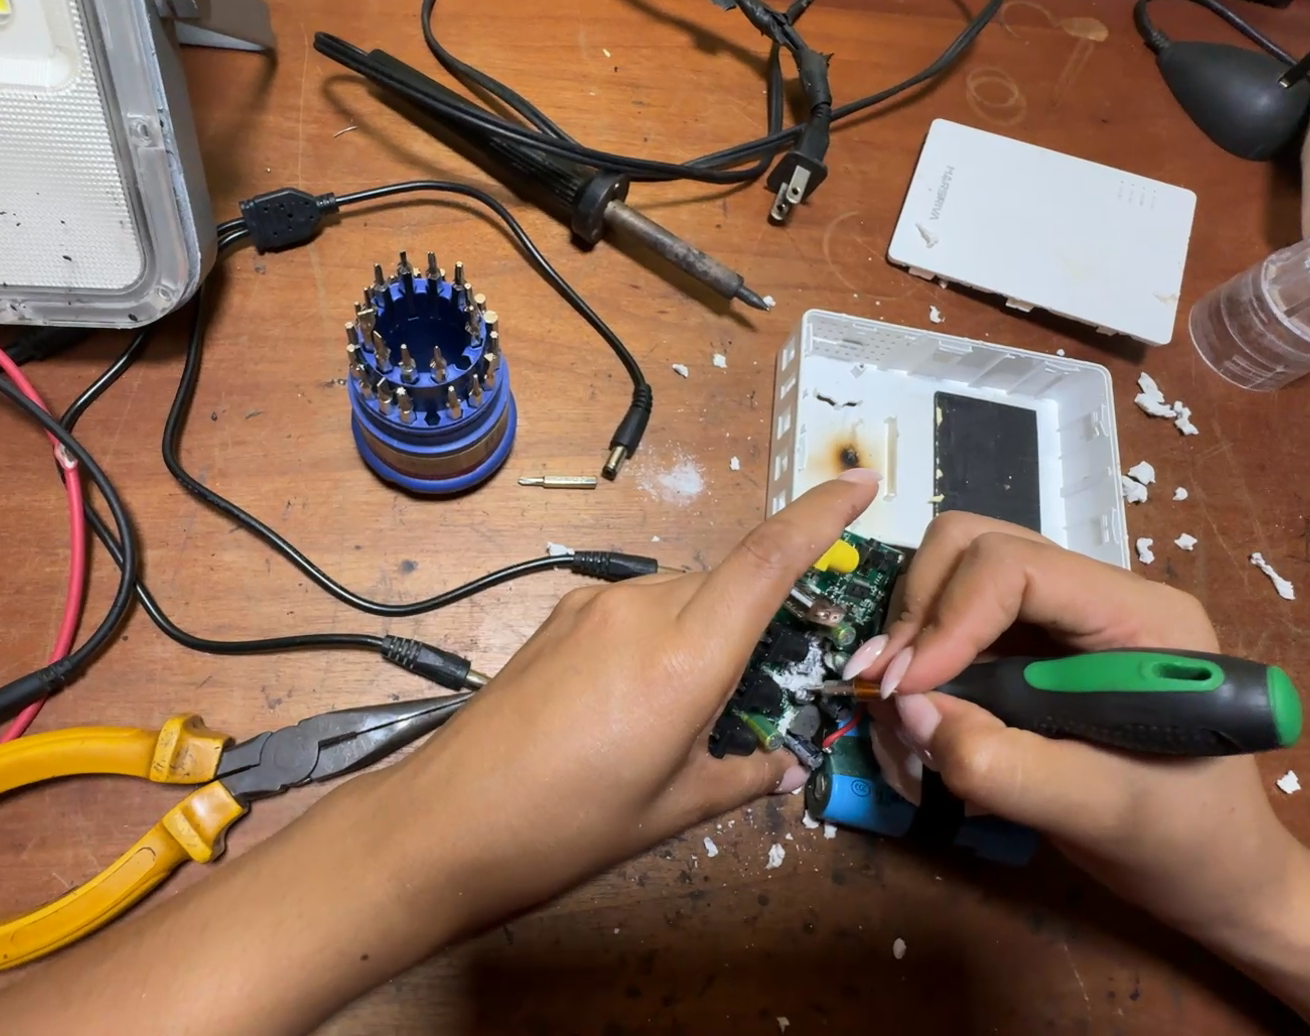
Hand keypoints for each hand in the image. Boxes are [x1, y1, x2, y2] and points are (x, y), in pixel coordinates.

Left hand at [358, 470, 880, 929]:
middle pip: (726, 582)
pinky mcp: (560, 613)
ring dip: (700, 630)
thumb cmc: (569, 826)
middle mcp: (641, 608)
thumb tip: (782, 762)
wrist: (447, 819)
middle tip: (745, 690)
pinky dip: (658, 635)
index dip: (820, 514)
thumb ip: (741, 775)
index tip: (861, 482)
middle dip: (753, 618)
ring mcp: (593, 603)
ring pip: (679, 593)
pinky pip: (634, 606)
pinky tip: (627, 697)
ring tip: (673, 710)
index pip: (767, 559)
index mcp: (684, 655)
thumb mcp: (673, 810)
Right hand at [841, 512, 1301, 940]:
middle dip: (918, 608)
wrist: (1206, 867)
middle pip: (970, 543)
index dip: (949, 617)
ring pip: (949, 564)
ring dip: (910, 624)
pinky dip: (914, 643)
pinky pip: (944, 603)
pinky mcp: (1022, 633)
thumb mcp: (1098, 814)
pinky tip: (914, 692)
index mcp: (1137, 615)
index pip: (1015, 567)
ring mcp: (1053, 608)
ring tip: (901, 693)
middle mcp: (1091, 591)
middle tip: (893, 683)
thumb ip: (1001, 766)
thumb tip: (908, 709)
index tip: (907, 686)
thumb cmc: (1178, 840)